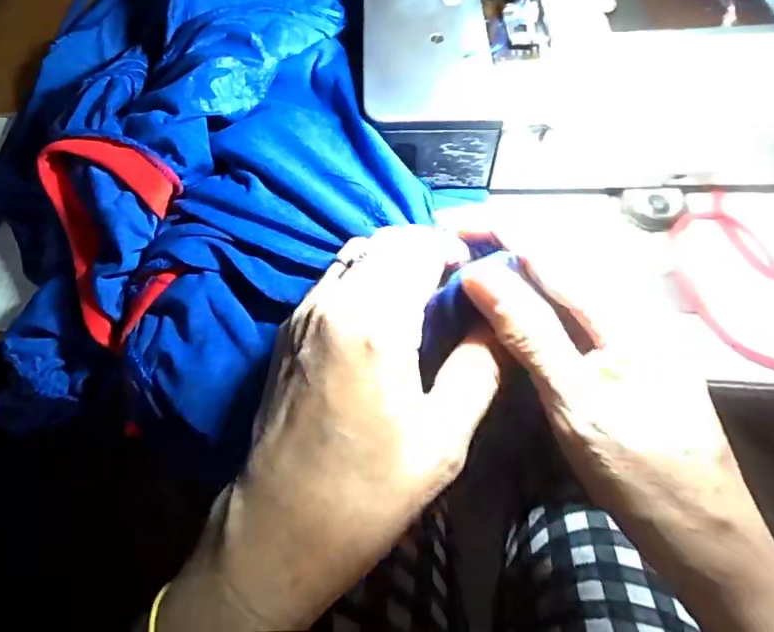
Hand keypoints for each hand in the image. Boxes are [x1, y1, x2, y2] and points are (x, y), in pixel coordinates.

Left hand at [160, 227, 501, 630]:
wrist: (275, 532)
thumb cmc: (367, 493)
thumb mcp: (442, 442)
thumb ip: (479, 369)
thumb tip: (498, 320)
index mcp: (374, 321)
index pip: (418, 245)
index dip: (453, 249)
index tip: (475, 276)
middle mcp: (334, 301)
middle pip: (387, 240)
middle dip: (426, 249)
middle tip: (453, 284)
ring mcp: (305, 311)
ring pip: (358, 253)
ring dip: (394, 259)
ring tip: (421, 296)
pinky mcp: (289, 327)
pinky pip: (335, 277)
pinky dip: (366, 276)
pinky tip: (382, 316)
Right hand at [461, 239, 773, 631]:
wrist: (703, 524)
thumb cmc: (639, 470)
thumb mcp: (575, 403)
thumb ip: (529, 332)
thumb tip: (480, 272)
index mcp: (624, 306)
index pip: (549, 246)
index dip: (498, 225)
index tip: (450, 221)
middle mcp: (634, 295)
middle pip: (561, 244)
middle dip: (508, 231)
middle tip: (458, 235)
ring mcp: (636, 314)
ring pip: (570, 263)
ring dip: (522, 250)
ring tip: (479, 249)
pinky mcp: (631, 335)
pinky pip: (579, 289)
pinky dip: (541, 279)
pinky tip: (521, 289)